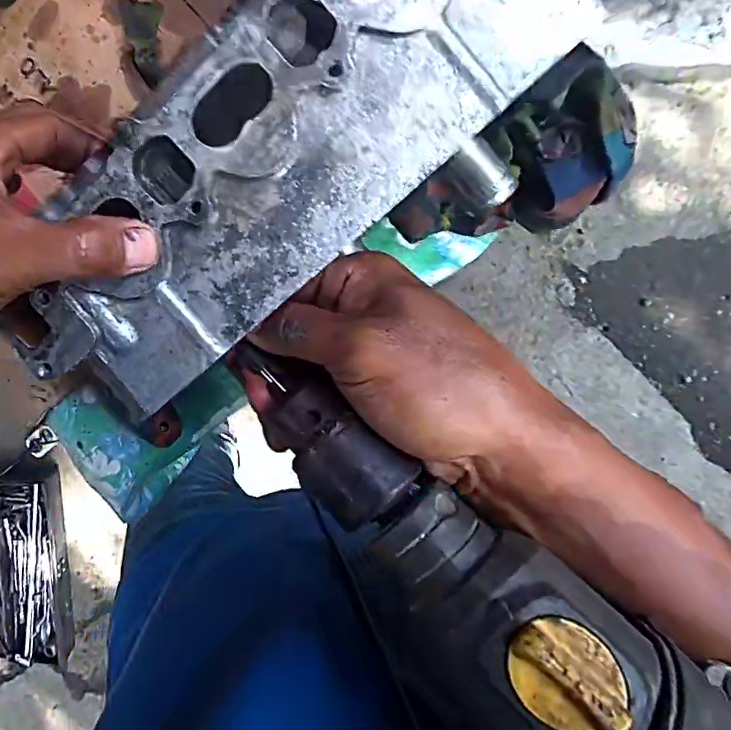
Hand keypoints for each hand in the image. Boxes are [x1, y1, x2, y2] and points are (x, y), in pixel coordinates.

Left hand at [0, 107, 158, 359]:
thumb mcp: (12, 256)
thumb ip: (83, 248)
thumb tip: (149, 242)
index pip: (48, 123)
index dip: (92, 141)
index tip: (129, 169)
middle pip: (29, 157)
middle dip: (73, 183)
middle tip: (112, 209)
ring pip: (8, 197)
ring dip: (47, 221)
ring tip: (82, 248)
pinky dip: (16, 248)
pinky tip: (34, 284)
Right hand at [247, 252, 587, 499]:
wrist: (498, 451)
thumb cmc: (435, 384)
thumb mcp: (361, 348)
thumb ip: (298, 331)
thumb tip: (249, 324)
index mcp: (360, 278)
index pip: (288, 284)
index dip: (256, 315)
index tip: (231, 350)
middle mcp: (358, 311)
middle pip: (288, 331)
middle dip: (269, 366)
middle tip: (258, 399)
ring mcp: (362, 355)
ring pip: (299, 370)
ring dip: (282, 398)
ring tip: (278, 427)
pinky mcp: (365, 394)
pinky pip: (319, 397)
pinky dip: (302, 415)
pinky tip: (293, 434)